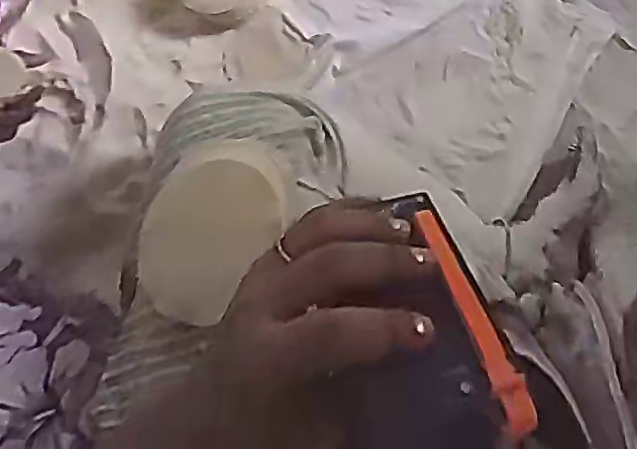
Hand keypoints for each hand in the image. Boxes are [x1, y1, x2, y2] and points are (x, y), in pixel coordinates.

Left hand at [113, 201, 438, 447]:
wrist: (205, 416)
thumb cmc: (263, 433)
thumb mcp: (316, 429)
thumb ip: (362, 388)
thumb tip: (418, 357)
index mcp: (264, 359)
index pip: (327, 331)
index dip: (381, 328)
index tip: (427, 331)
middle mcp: (259, 303)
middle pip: (327, 263)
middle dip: (384, 261)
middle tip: (431, 264)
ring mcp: (262, 270)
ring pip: (317, 227)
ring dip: (369, 223)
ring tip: (410, 228)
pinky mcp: (269, 255)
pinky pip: (311, 220)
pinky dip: (350, 210)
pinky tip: (380, 211)